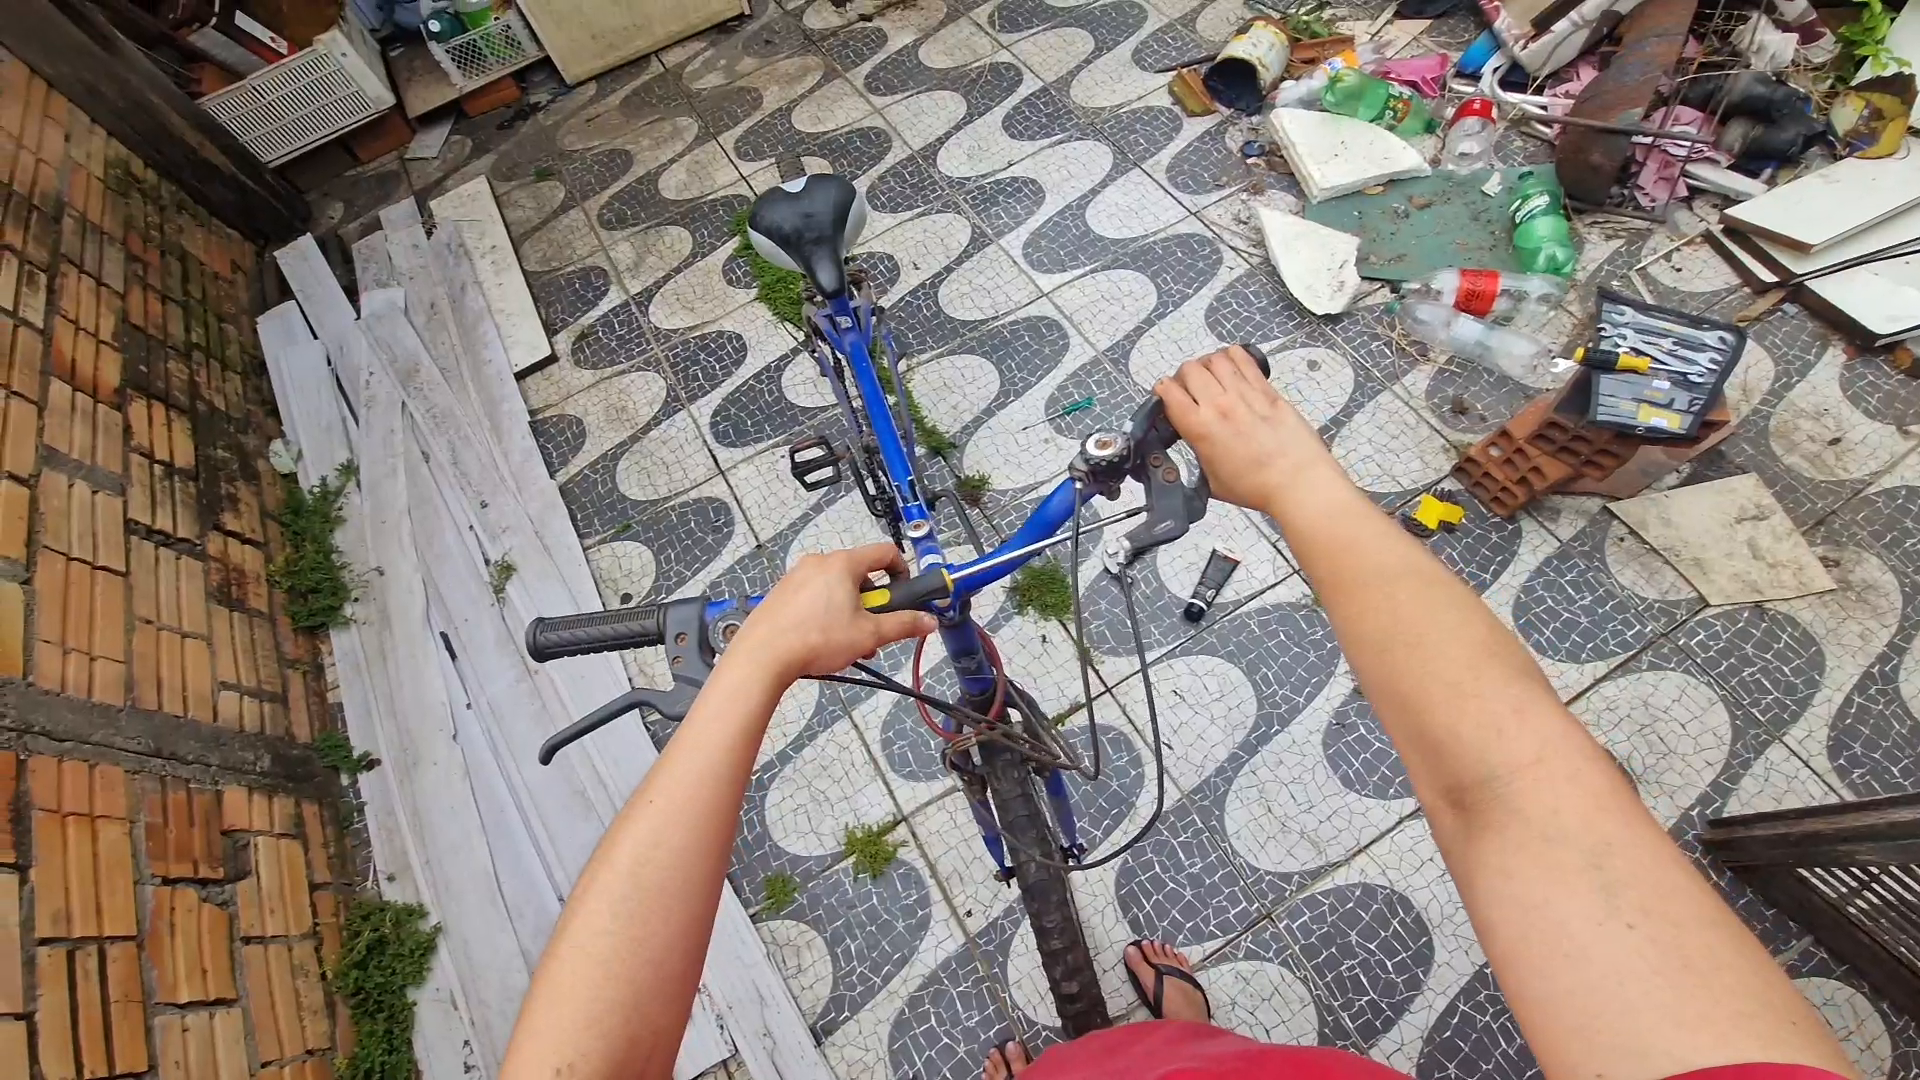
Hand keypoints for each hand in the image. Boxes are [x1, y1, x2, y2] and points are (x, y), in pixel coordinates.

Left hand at [726, 543, 938, 682]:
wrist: (762, 656)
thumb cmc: (820, 638)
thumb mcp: (868, 634)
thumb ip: (903, 625)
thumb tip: (931, 621)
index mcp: (843, 563)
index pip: (885, 552)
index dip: (902, 571)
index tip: (903, 596)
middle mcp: (819, 561)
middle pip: (860, 573)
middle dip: (873, 602)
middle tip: (873, 632)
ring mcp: (796, 576)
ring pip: (837, 587)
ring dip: (851, 611)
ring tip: (847, 644)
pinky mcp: (781, 593)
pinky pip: (815, 595)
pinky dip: (827, 612)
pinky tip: (821, 641)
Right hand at [1154, 346, 1333, 512]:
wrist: (1296, 481)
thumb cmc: (1254, 487)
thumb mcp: (1210, 480)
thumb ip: (1198, 454)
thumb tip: (1195, 443)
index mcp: (1200, 427)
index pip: (1169, 392)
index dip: (1163, 391)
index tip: (1166, 398)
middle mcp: (1219, 404)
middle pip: (1190, 369)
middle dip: (1183, 377)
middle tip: (1189, 389)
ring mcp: (1244, 393)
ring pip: (1215, 359)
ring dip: (1207, 365)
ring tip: (1211, 377)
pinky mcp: (1266, 389)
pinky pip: (1243, 360)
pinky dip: (1232, 357)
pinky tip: (1232, 368)